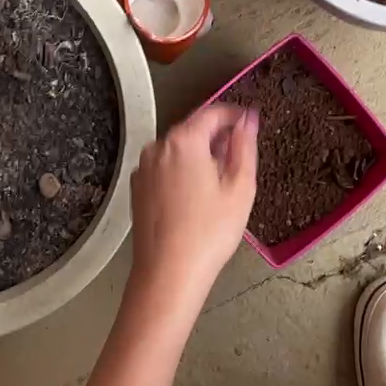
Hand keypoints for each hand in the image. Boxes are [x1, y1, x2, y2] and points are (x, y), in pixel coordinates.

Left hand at [127, 105, 259, 320]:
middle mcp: (158, 148)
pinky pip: (164, 169)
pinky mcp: (138, 188)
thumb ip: (245, 145)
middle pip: (192, 130)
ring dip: (199, 156)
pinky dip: (181, 173)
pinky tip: (197, 198)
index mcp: (184, 141)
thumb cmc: (207, 233)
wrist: (168, 272)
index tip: (248, 122)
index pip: (212, 112)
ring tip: (220, 183)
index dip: (234, 115)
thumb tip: (248, 120)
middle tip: (238, 159)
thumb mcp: (240, 186)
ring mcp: (144, 168)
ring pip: (177, 150)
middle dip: (216, 139)